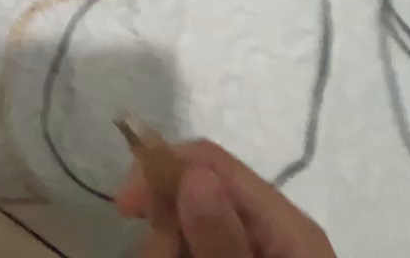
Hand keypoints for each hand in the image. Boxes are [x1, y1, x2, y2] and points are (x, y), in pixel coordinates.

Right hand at [116, 141, 335, 257]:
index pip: (211, 162)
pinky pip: (196, 251)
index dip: (161, 170)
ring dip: (167, 251)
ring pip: (189, 230)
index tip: (123, 211)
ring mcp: (257, 255)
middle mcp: (273, 232)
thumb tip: (192, 173)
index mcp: (286, 225)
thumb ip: (222, 241)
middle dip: (164, 229)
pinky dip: (178, 257)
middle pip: (196, 195)